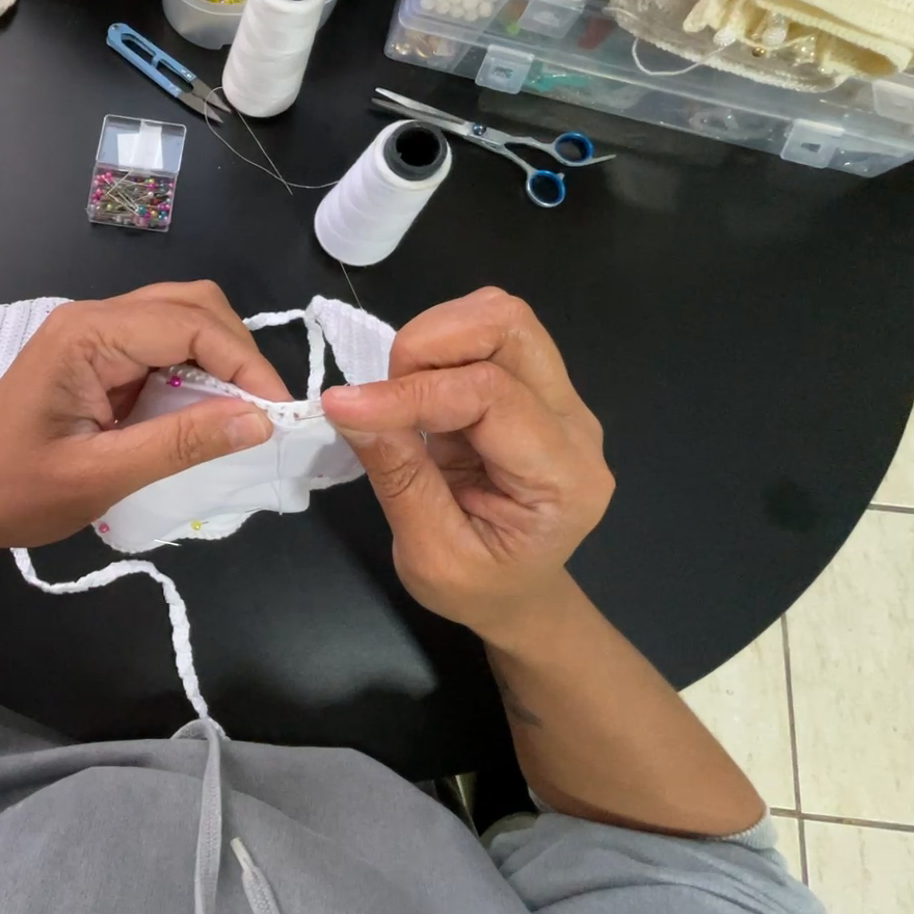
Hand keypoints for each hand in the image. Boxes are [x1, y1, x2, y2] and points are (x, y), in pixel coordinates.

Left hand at [0, 281, 290, 549]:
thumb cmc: (14, 493)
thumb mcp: (101, 476)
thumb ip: (180, 443)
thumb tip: (259, 420)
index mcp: (87, 334)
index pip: (190, 323)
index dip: (245, 363)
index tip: (279, 415)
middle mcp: (92, 318)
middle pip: (190, 306)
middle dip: (237, 353)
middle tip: (262, 412)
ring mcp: (93, 335)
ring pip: (181, 321)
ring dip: (219, 361)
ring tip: (240, 414)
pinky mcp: (96, 358)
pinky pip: (161, 348)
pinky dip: (194, 373)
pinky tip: (203, 412)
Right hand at [321, 288, 613, 640]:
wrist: (517, 596)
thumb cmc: (477, 586)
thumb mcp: (429, 552)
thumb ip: (396, 474)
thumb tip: (346, 406)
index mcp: (560, 477)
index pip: (489, 394)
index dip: (408, 392)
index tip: (340, 406)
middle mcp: (573, 423)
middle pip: (509, 326)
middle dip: (430, 344)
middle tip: (388, 395)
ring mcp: (557, 398)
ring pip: (498, 317)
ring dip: (433, 340)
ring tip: (402, 395)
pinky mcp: (531, 388)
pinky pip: (484, 334)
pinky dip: (437, 347)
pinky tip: (418, 392)